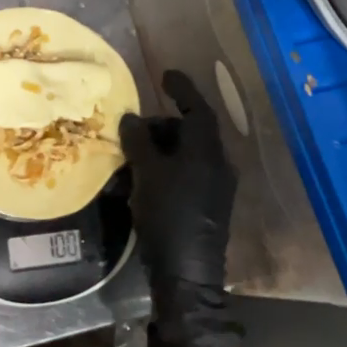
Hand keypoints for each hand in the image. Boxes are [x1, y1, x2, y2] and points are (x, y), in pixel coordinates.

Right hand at [119, 71, 240, 346]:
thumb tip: (131, 119)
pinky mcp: (206, 208)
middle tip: (133, 131)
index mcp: (207, 151)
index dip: (182, 89)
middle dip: (161, 127)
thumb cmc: (168, 215)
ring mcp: (215, 188)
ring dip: (158, 153)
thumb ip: (139, 142)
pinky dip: (162, 173)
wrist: (187, 272)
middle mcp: (217, 164)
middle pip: (190, 133)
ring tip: (128, 163)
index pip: (198, 109)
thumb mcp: (147, 174)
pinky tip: (138, 187)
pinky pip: (184, 178)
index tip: (165, 74)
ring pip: (185, 157)